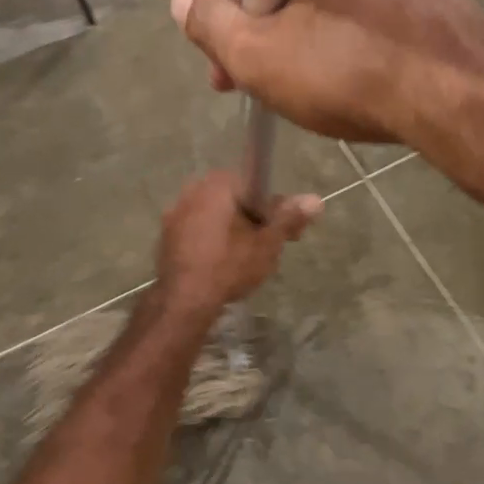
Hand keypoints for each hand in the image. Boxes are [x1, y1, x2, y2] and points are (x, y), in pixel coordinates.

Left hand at [155, 171, 321, 315]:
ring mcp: (177, 210)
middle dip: (255, 218)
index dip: (275, 208)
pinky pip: (198, 228)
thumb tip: (315, 200)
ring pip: (216, 214)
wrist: (184, 299)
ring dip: (233, 229)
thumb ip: (289, 218)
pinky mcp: (167, 233)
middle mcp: (194, 188)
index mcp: (219, 184)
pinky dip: (211, 239)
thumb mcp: (267, 243)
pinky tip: (220, 263)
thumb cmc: (230, 265)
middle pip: (236, 198)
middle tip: (270, 248)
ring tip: (246, 260)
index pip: (257, 184)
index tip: (289, 232)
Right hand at [169, 0, 483, 144]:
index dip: (224, 21)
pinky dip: (342, 28)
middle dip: (261, 29)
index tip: (226, 72)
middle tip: (256, 86)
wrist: (466, 100)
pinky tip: (349, 70)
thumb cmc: (352, 70)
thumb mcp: (259, 57)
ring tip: (303, 86)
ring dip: (299, 30)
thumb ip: (209, 24)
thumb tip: (182, 1)